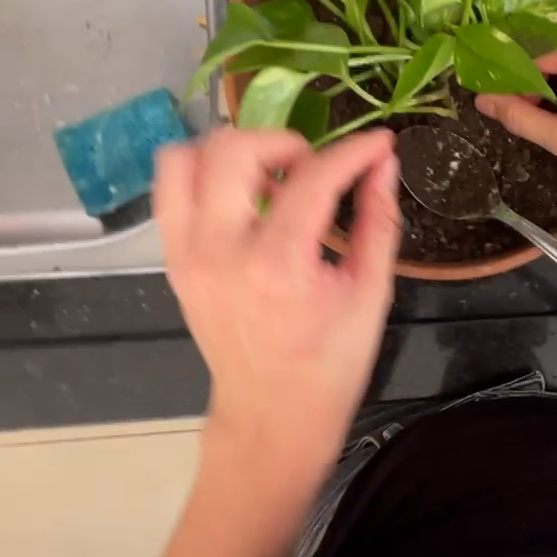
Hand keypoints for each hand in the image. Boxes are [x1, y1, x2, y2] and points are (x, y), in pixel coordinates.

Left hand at [154, 128, 400, 472]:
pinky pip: (172, 192)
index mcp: (278, 265)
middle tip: (315, 166)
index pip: (312, 178)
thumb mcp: (370, 294)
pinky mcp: (174, 262)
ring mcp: (187, 255)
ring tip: (272, 181)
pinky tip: (246, 202)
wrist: (273, 414)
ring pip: (184, 159)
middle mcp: (220, 252)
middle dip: (284, 141)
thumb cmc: (331, 364)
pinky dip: (208, 179)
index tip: (379, 143)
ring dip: (233, 154)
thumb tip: (384, 165)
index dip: (352, 152)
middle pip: (232, 149)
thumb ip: (379, 222)